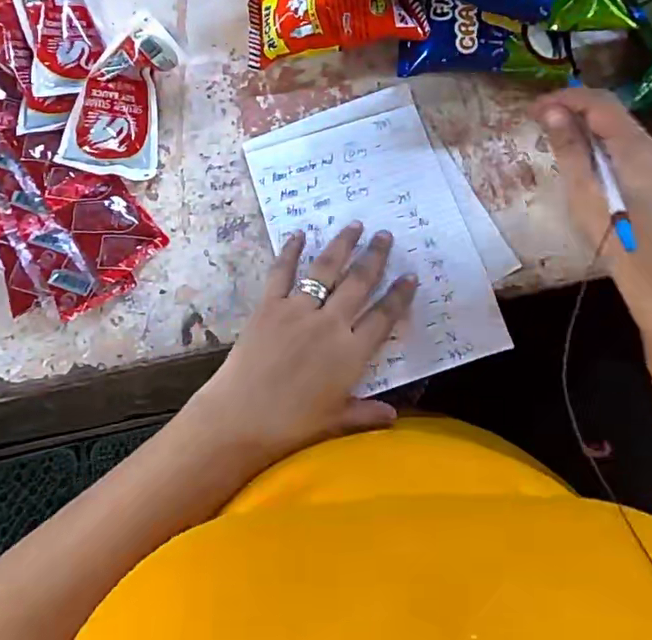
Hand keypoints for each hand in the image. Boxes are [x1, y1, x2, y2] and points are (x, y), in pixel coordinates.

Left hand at [186, 223, 418, 465]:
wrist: (241, 417)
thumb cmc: (292, 426)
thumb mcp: (336, 422)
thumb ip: (366, 413)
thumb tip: (395, 416)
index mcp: (350, 353)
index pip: (384, 317)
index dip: (400, 295)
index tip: (411, 274)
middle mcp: (329, 324)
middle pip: (359, 283)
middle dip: (375, 256)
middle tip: (385, 234)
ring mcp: (298, 310)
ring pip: (326, 269)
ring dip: (342, 244)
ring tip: (355, 225)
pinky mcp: (269, 305)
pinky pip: (283, 272)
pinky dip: (291, 251)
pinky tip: (299, 233)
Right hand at [531, 87, 651, 278]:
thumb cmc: (614, 232)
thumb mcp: (583, 190)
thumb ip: (569, 147)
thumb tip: (551, 111)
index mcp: (634, 144)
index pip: (598, 102)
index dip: (564, 97)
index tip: (534, 107)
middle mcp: (648, 143)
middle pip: (609, 108)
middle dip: (572, 104)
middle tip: (538, 115)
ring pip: (614, 122)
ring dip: (582, 119)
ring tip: (551, 129)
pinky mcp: (650, 170)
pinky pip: (619, 139)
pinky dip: (594, 135)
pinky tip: (576, 148)